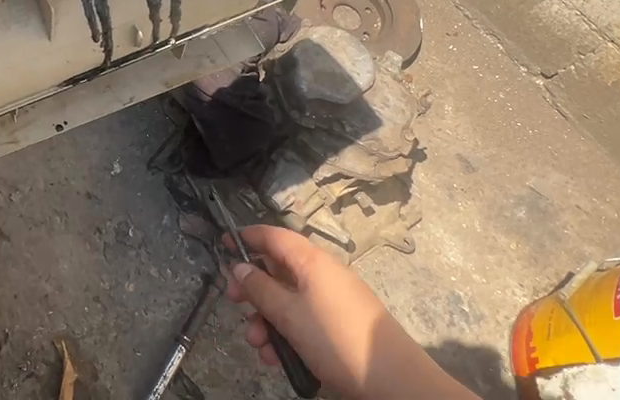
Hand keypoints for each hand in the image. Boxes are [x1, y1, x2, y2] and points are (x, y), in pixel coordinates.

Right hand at [225, 225, 474, 399]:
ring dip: (268, 321)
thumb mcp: (288, 314)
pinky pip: (306, 321)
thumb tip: (238, 267)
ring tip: (260, 347)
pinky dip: (289, 335)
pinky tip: (280, 359)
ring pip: (289, 301)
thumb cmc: (337, 340)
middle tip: (235, 305)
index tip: (222, 246)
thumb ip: (259, 289)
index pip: (272, 235)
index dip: (245, 237)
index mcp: (310, 260)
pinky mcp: (342, 327)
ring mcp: (334, 301)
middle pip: (277, 271)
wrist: (397, 385)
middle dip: (253, 291)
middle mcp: (322, 274)